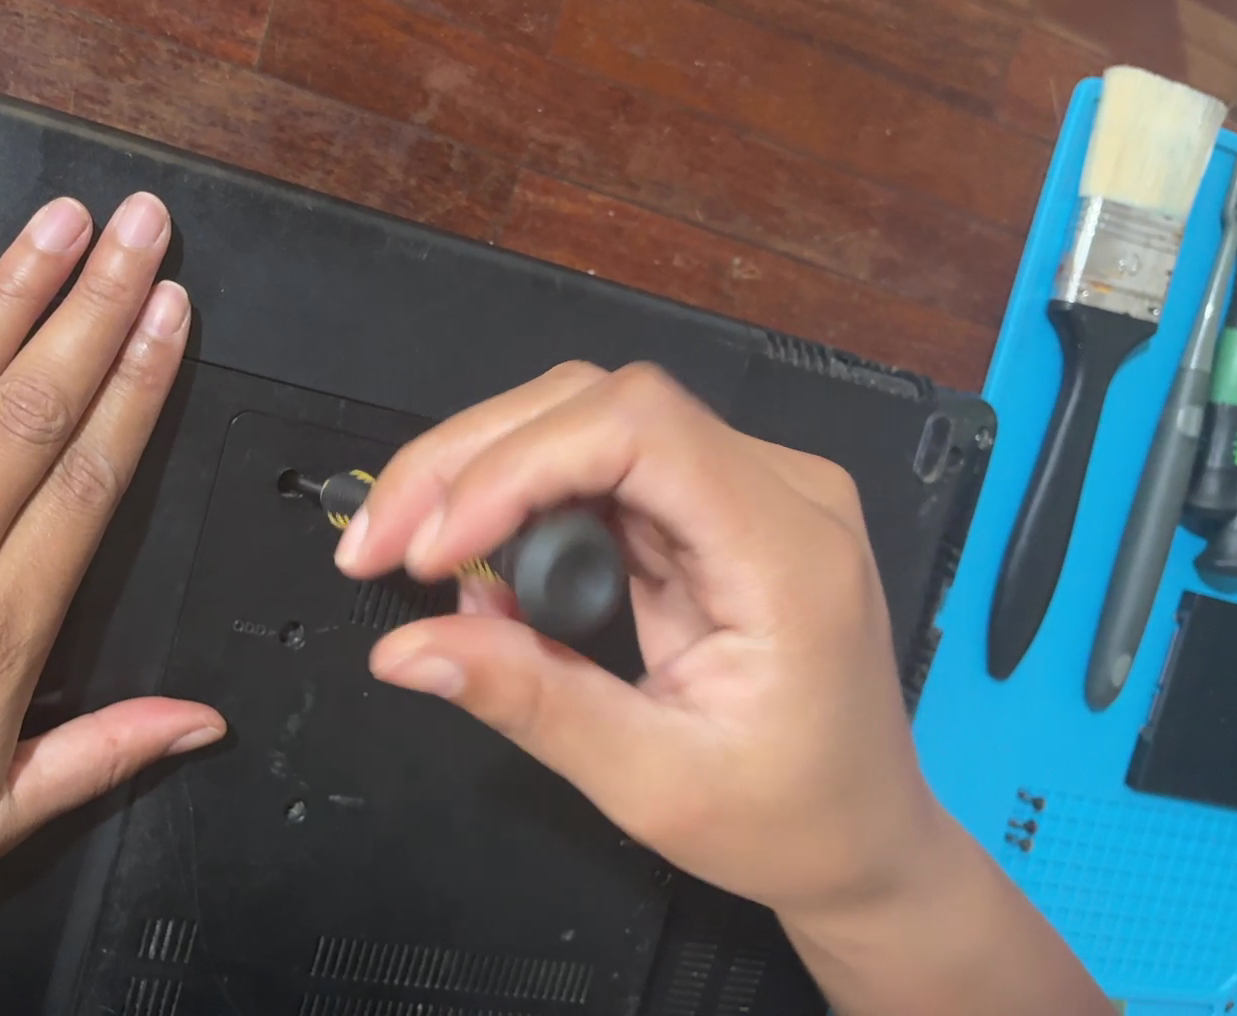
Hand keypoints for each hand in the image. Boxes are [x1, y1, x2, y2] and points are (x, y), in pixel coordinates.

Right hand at [336, 363, 1108, 1015]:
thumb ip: (529, 701)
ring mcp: (729, 480)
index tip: (431, 553)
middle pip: (585, 403)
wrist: (862, 833)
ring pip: (567, 419)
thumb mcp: (653, 781)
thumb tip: (399, 650)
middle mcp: (765, 482)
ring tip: (410, 559)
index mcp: (784, 548)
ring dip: (467, 477)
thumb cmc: (785, 822)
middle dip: (459, 464)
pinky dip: (503, 507)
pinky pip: (576, 465)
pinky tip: (473, 569)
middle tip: (373, 546)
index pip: (637, 428)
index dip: (514, 466)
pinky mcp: (690, 498)